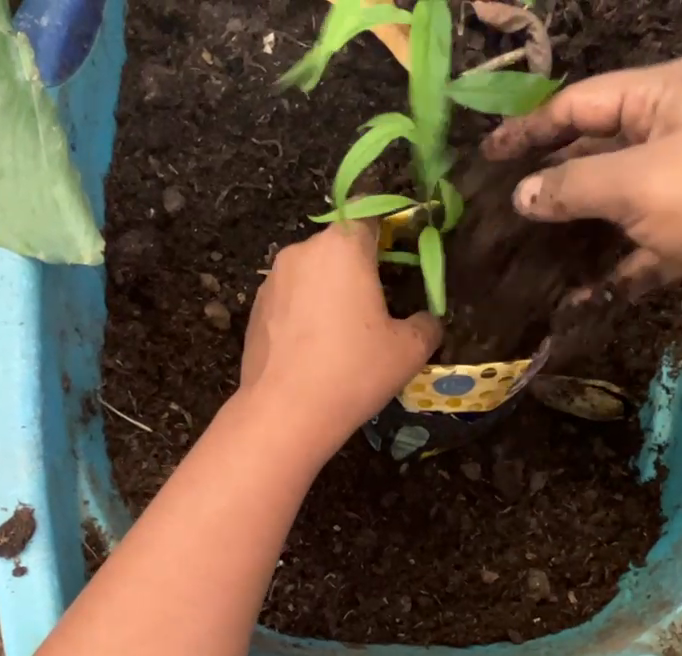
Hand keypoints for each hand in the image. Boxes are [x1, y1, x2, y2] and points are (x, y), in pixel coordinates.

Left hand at [236, 222, 440, 449]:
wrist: (285, 413)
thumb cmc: (353, 371)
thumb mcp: (409, 351)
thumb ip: (426, 324)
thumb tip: (427, 320)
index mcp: (343, 247)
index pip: (370, 216)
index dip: (388, 235)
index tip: (398, 263)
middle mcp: (302, 252)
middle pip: (338, 248)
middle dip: (357, 272)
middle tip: (375, 312)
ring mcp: (272, 281)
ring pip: (311, 276)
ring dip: (328, 295)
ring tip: (341, 338)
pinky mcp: (253, 311)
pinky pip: (289, 303)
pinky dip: (303, 317)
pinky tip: (313, 353)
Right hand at [484, 57, 681, 310]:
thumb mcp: (634, 182)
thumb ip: (570, 186)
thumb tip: (522, 195)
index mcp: (665, 94)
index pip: (581, 103)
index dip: (531, 129)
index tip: (489, 156)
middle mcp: (676, 129)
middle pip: (597, 151)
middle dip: (553, 181)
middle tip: (505, 207)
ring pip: (615, 202)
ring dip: (578, 231)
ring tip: (532, 253)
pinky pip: (638, 246)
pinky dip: (611, 269)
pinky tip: (578, 296)